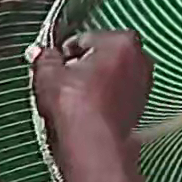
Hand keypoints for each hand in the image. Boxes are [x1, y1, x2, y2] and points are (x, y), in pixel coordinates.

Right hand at [31, 30, 152, 177]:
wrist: (90, 142)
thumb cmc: (76, 107)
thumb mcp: (47, 76)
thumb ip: (44, 58)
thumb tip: (40, 52)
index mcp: (121, 41)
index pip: (84, 39)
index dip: (63, 54)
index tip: (52, 66)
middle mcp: (139, 58)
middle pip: (100, 57)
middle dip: (80, 68)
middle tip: (59, 85)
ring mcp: (142, 83)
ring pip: (107, 77)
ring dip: (90, 85)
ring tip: (69, 102)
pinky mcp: (138, 106)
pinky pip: (113, 96)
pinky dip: (99, 101)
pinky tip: (82, 113)